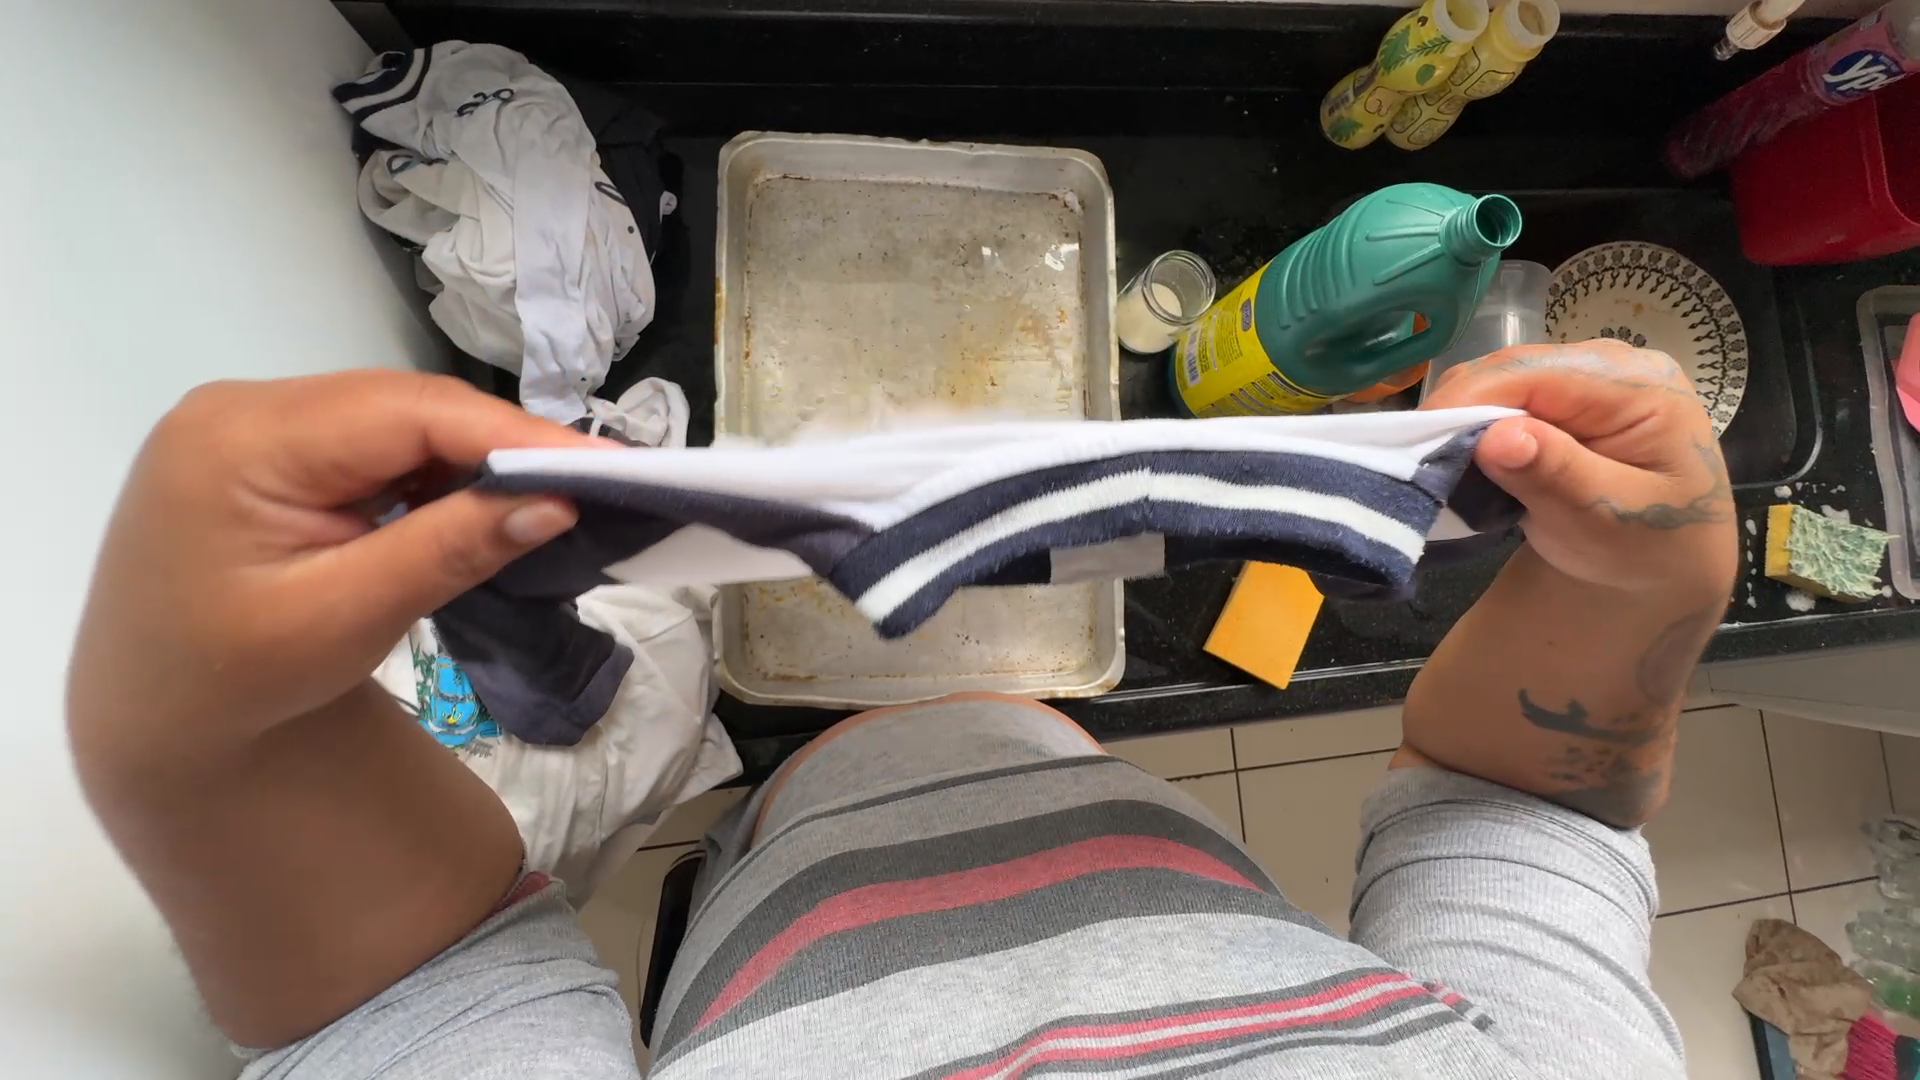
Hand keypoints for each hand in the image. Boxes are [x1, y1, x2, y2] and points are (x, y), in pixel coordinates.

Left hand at [69, 371, 597, 757]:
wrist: (166, 709)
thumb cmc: (242, 674)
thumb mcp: (350, 613)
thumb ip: (454, 548)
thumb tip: (559, 503)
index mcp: (244, 441)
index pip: (410, 413)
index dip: (515, 434)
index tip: (605, 464)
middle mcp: (253, 408)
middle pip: (415, 406)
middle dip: (509, 442)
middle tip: (595, 480)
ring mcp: (272, 424)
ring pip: (414, 419)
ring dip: (485, 457)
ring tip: (553, 493)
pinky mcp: (295, 449)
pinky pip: (396, 441)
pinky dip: (453, 470)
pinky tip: (485, 500)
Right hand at [1420, 339, 1738, 600]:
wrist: (1659, 560)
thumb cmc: (1643, 544)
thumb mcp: (1604, 518)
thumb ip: (1555, 474)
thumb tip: (1497, 438)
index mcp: (1636, 387)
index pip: (1529, 374)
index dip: (1465, 402)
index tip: (1417, 446)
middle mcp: (1609, 365)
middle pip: (1505, 369)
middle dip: (1455, 411)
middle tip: (1424, 463)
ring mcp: (1581, 377)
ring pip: (1490, 379)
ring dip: (1456, 419)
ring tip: (1445, 463)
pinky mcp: (1556, 394)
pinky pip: (1493, 396)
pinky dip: (1467, 424)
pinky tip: (1468, 455)